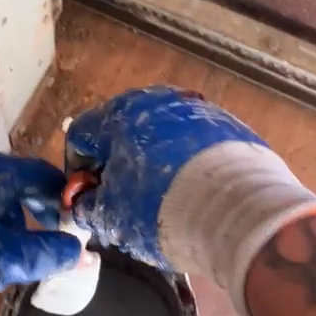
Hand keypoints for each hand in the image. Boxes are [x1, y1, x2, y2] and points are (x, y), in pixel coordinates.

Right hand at [64, 86, 315, 315]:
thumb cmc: (159, 207)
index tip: (88, 201)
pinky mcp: (228, 125)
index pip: (80, 136)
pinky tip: (195, 193)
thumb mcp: (110, 216)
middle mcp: (156, 99)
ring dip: (153, 164)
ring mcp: (196, 108)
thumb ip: (87, 207)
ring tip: (163, 202)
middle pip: (122, 132)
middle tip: (123, 203)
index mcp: (118, 113)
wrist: (237, 209)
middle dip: (117, 166)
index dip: (78, 172)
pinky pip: (194, 144)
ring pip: (160, 137)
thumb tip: (83, 204)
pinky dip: (187, 164)